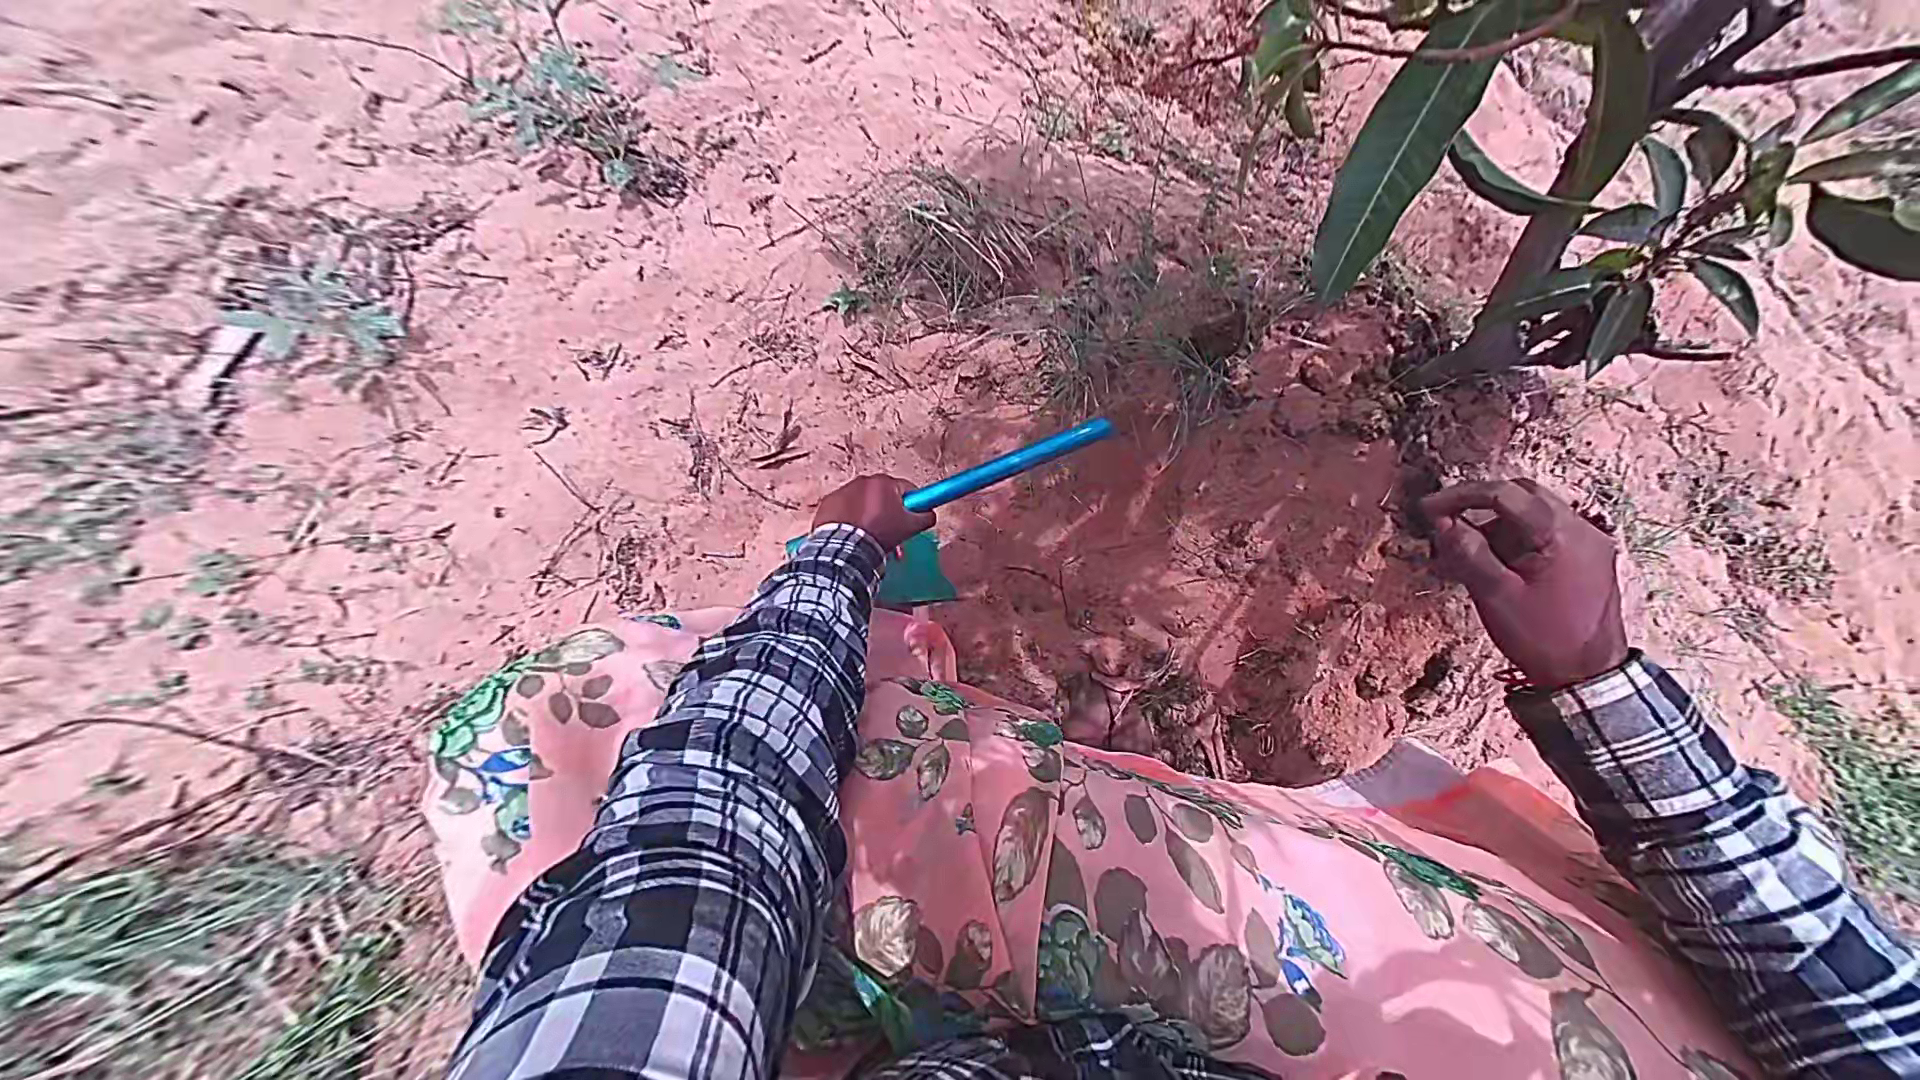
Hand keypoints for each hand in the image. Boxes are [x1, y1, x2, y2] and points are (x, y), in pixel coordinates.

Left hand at [813, 474, 935, 550]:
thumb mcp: (910, 527)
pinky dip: (849, 519)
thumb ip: (925, 516)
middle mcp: (862, 481)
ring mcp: (843, 491)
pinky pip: (844, 510)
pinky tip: (853, 534)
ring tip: (870, 536)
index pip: (907, 489)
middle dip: (889, 512)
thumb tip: (930, 513)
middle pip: (884, 496)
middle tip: (891, 531)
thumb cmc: (877, 534)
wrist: (844, 548)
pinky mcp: (828, 504)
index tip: (911, 517)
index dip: (912, 505)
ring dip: (868, 516)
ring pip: (863, 503)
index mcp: (884, 483)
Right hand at [1420, 478, 1628, 689]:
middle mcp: (1581, 530)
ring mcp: (1588, 543)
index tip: (1427, 509)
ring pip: (1531, 512)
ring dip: (1492, 521)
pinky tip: (1489, 560)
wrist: (1588, 673)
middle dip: (1478, 502)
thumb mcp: (1494, 593)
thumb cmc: (1540, 635)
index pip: (1504, 494)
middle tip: (1443, 519)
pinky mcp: (1584, 558)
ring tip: (1463, 549)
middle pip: (1523, 494)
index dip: (1459, 496)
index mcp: (1561, 534)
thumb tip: (1444, 521)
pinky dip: (1510, 536)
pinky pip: (1541, 532)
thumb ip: (1468, 551)